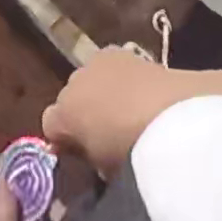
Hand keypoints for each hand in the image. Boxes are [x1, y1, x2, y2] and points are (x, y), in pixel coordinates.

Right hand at [41, 48, 195, 175]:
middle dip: (87, 111)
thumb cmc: (130, 152)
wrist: (169, 115)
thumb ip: (92, 155)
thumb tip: (91, 152)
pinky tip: (147, 98)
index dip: (66, 139)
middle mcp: (75, 79)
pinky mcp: (128, 52)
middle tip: (107, 135)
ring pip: (95, 78)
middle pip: (73, 95)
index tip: (83, 154)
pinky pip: (119, 69)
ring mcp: (101, 61)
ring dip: (106, 91)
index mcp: (63, 110)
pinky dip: (127, 80)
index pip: (52, 123)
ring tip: (130, 114)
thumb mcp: (105, 168)